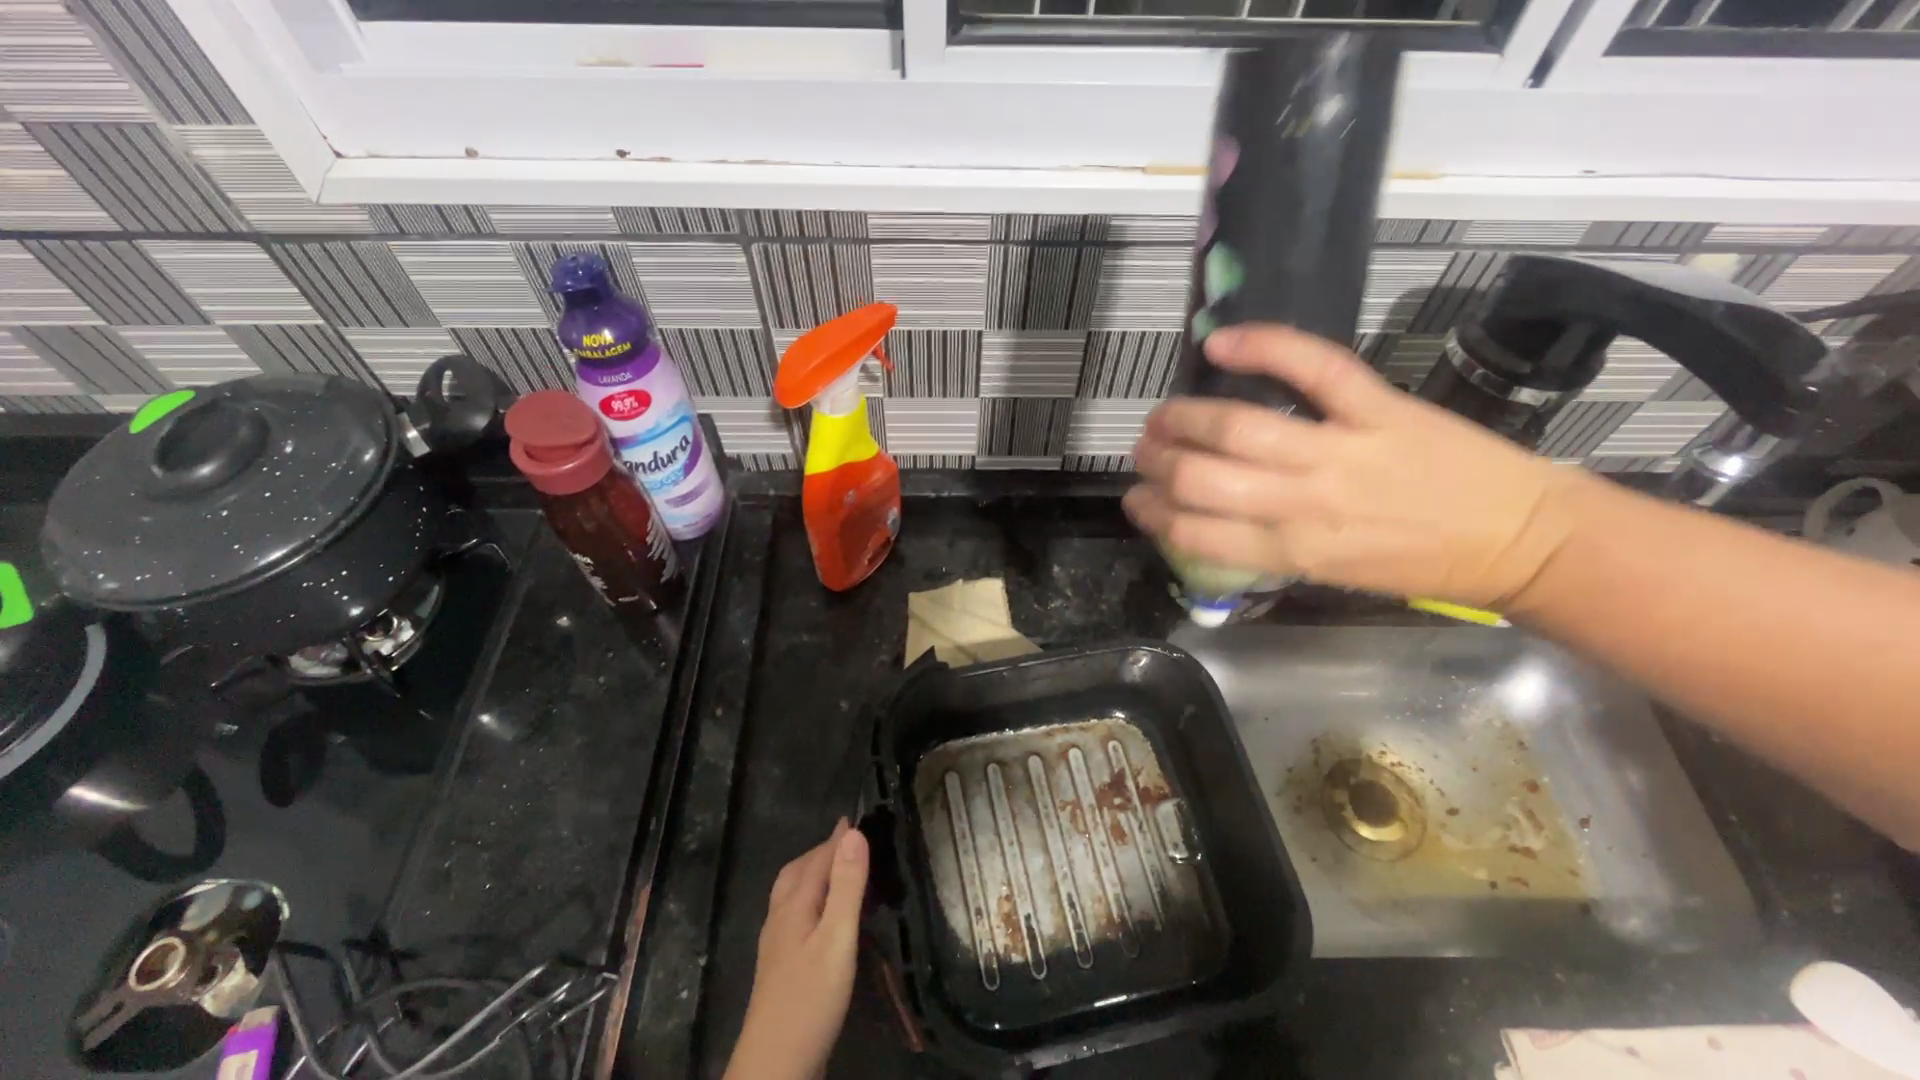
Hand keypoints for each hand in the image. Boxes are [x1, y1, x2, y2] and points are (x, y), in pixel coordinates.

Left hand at [723, 820, 869, 1079]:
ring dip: (812, 874)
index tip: (855, 817)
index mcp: (794, 905)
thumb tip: (854, 833)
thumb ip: (846, 887)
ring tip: (835, 870)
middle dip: (821, 851)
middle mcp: (780, 918)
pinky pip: (794, 914)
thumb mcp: (837, 938)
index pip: (817, 859)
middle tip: (847, 839)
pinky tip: (821, 918)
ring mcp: (776, 944)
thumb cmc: (811, 997)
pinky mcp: (780, 966)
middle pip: (797, 872)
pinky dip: (810, 900)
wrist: (776, 1060)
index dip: (837, 838)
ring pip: (791, 894)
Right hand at [1124, 324, 1591, 609]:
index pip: (1197, 533)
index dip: (1154, 514)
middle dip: (1159, 462)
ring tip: (1164, 416)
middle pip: (1204, 476)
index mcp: (1295, 551)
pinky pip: (1313, 366)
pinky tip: (1219, 343)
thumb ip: (1271, 548)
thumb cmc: (1421, 564)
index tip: (1138, 501)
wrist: (1517, 539)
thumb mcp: (1334, 578)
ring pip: (1239, 425)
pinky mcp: (1378, 406)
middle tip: (1146, 452)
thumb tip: (1212, 520)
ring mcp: (1342, 448)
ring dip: (1185, 417)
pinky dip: (1263, 346)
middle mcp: (1306, 502)